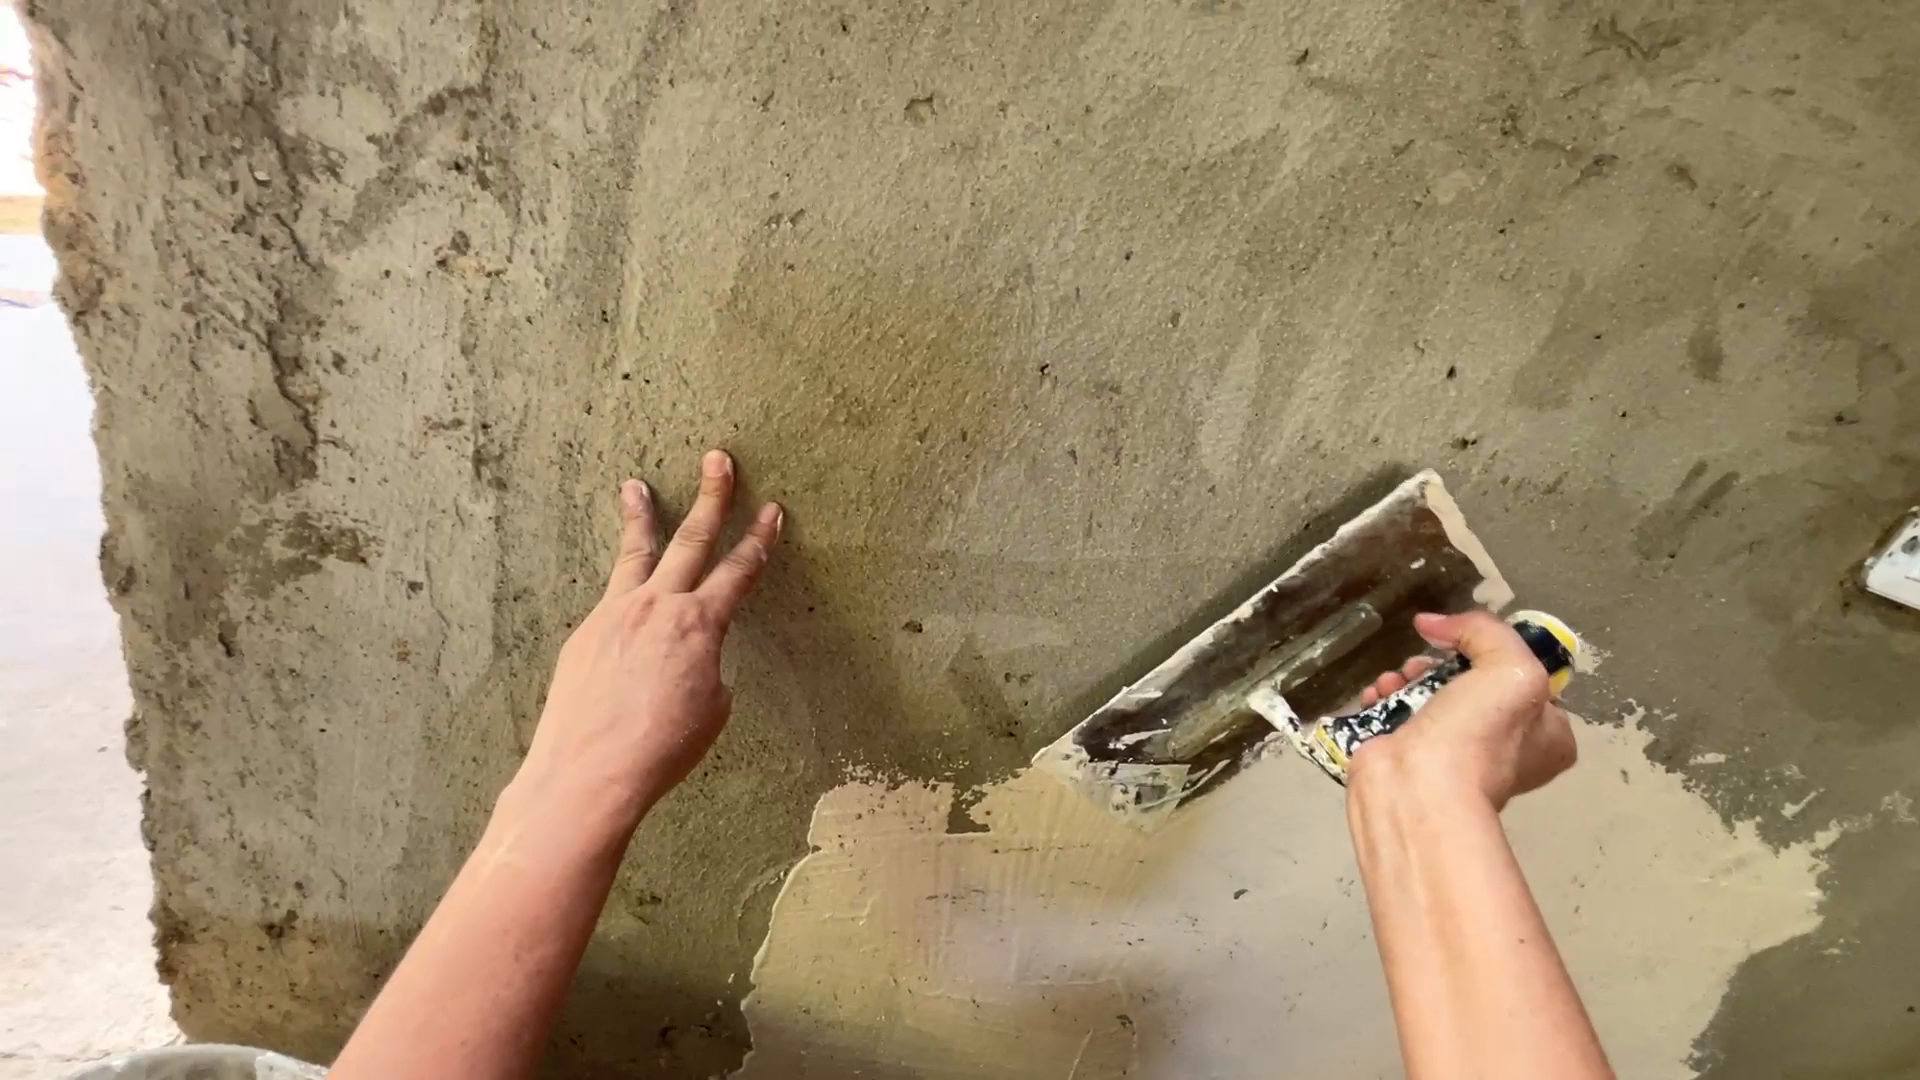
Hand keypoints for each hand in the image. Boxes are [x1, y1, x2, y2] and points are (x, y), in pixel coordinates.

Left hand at [512, 450, 783, 826]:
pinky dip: (623, 582)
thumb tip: (693, 656)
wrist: (588, 773)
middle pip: (693, 540)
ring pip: (636, 553)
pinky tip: (625, 588)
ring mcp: (617, 614)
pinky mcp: (587, 632)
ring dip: (641, 516)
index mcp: (701, 624)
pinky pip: (612, 596)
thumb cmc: (663, 746)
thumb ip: (709, 664)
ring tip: (634, 485)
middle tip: (718, 461)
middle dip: (712, 498)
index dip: (760, 540)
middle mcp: (660, 607)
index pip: (740, 571)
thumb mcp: (712, 706)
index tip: (772, 512)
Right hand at [1348, 610, 1575, 810]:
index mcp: (1547, 735)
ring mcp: (1454, 754)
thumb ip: (1484, 631)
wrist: (1418, 787)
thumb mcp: (1509, 668)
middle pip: (1467, 682)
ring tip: (1390, 682)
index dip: (1488, 655)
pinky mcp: (1409, 754)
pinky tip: (1376, 696)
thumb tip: (1432, 623)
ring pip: (1428, 694)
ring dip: (1404, 678)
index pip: (1520, 679)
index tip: (1460, 649)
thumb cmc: (1478, 735)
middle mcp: (1506, 747)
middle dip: (1435, 665)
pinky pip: (1397, 711)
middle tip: (1418, 667)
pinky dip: (1383, 698)